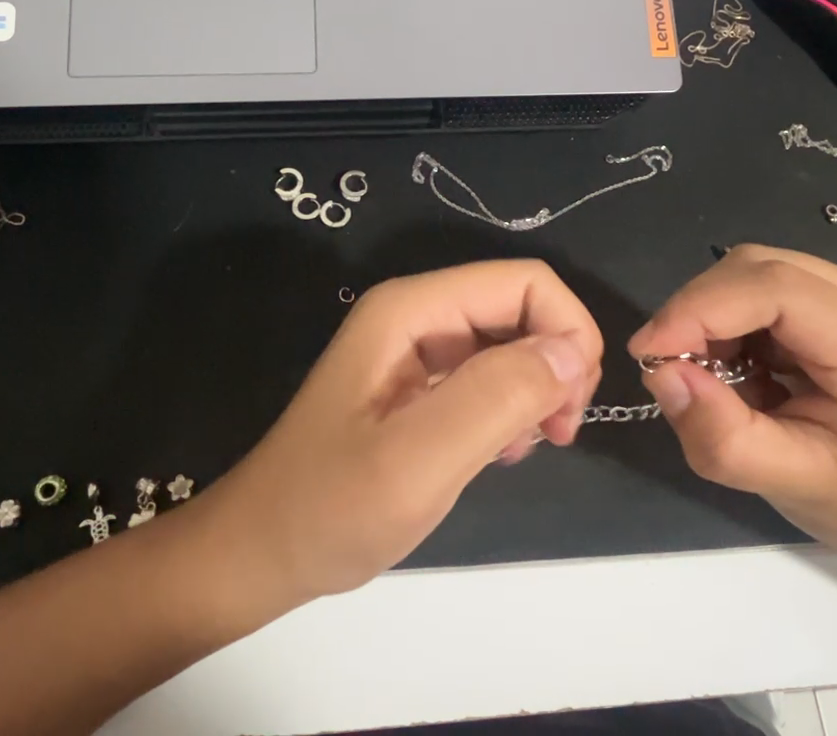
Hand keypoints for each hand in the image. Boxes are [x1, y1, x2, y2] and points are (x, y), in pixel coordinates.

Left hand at [193, 260, 602, 600]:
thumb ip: (497, 397)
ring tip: (522, 450)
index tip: (570, 408)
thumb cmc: (332, 507)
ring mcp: (416, 352)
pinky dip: (510, 411)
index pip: (524, 283)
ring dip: (537, 392)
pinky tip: (498, 454)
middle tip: (557, 434)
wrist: (265, 552)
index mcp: (412, 310)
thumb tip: (572, 353)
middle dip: (557, 364)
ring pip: (511, 346)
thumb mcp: (418, 459)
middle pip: (521, 309)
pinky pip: (488, 379)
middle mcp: (417, 316)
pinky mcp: (419, 388)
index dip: (566, 332)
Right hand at [628, 245, 836, 577]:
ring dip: (712, 317)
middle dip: (698, 313)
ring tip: (713, 377)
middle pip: (761, 269)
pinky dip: (731, 321)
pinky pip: (765, 286)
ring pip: (756, 271)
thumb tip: (661, 374)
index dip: (700, 309)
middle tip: (670, 371)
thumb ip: (728, 439)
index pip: (779, 291)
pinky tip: (742, 366)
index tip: (646, 354)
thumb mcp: (797, 488)